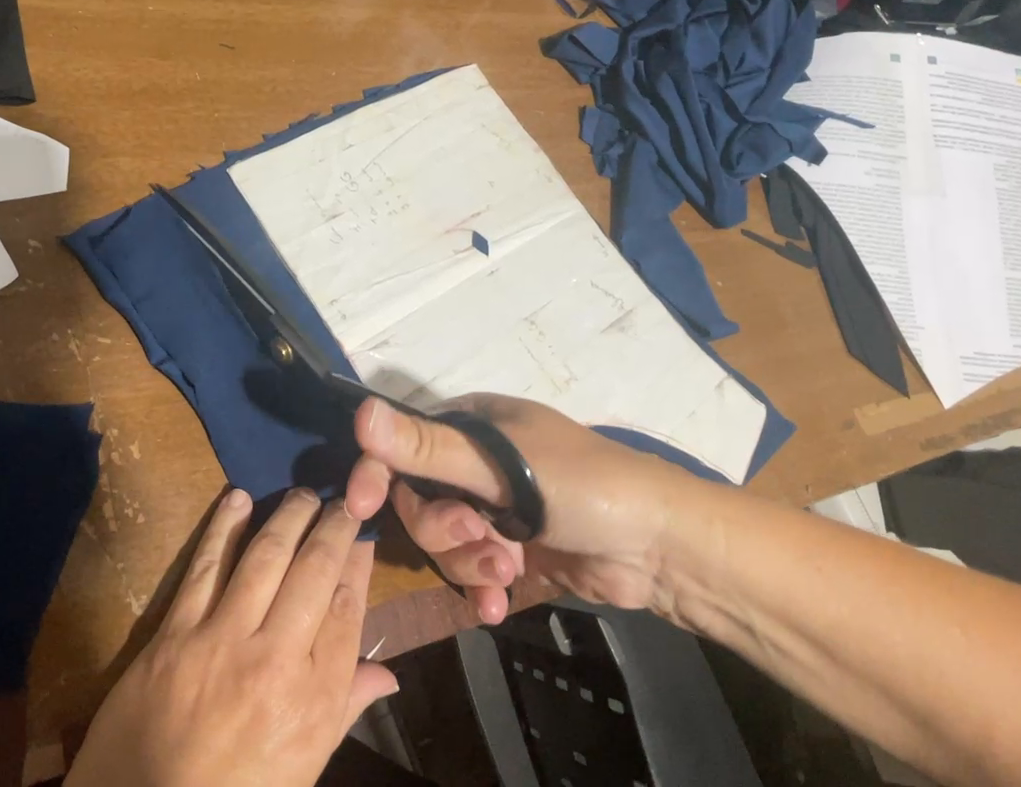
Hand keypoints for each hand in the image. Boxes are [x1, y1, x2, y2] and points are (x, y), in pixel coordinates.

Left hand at [65, 487, 398, 786]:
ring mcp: (222, 641)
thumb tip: (387, 674)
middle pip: (313, 573)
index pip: (347, 610)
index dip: (357, 565)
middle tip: (341, 502)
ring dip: (287, 517)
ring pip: (264, 558)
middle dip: (332, 529)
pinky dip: (224, 527)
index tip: (363, 537)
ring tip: (302, 494)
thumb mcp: (305, 765)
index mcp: (315, 699)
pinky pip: (205, 567)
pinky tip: (238, 499)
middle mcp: (276, 661)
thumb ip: (344, 708)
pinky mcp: (175, 633)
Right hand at [345, 394, 699, 624]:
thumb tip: (362, 414)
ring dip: (468, 561)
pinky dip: (480, 587)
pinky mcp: (512, 549)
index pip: (401, 444)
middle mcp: (476, 462)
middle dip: (443, 528)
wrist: (660, 548)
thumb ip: (429, 447)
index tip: (359, 507)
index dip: (377, 473)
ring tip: (507, 570)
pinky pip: (471, 570)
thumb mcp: (502, 464)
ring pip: (443, 540)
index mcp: (472, 424)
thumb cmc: (582, 486)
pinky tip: (496, 605)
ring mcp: (494, 507)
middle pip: (419, 499)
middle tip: (480, 536)